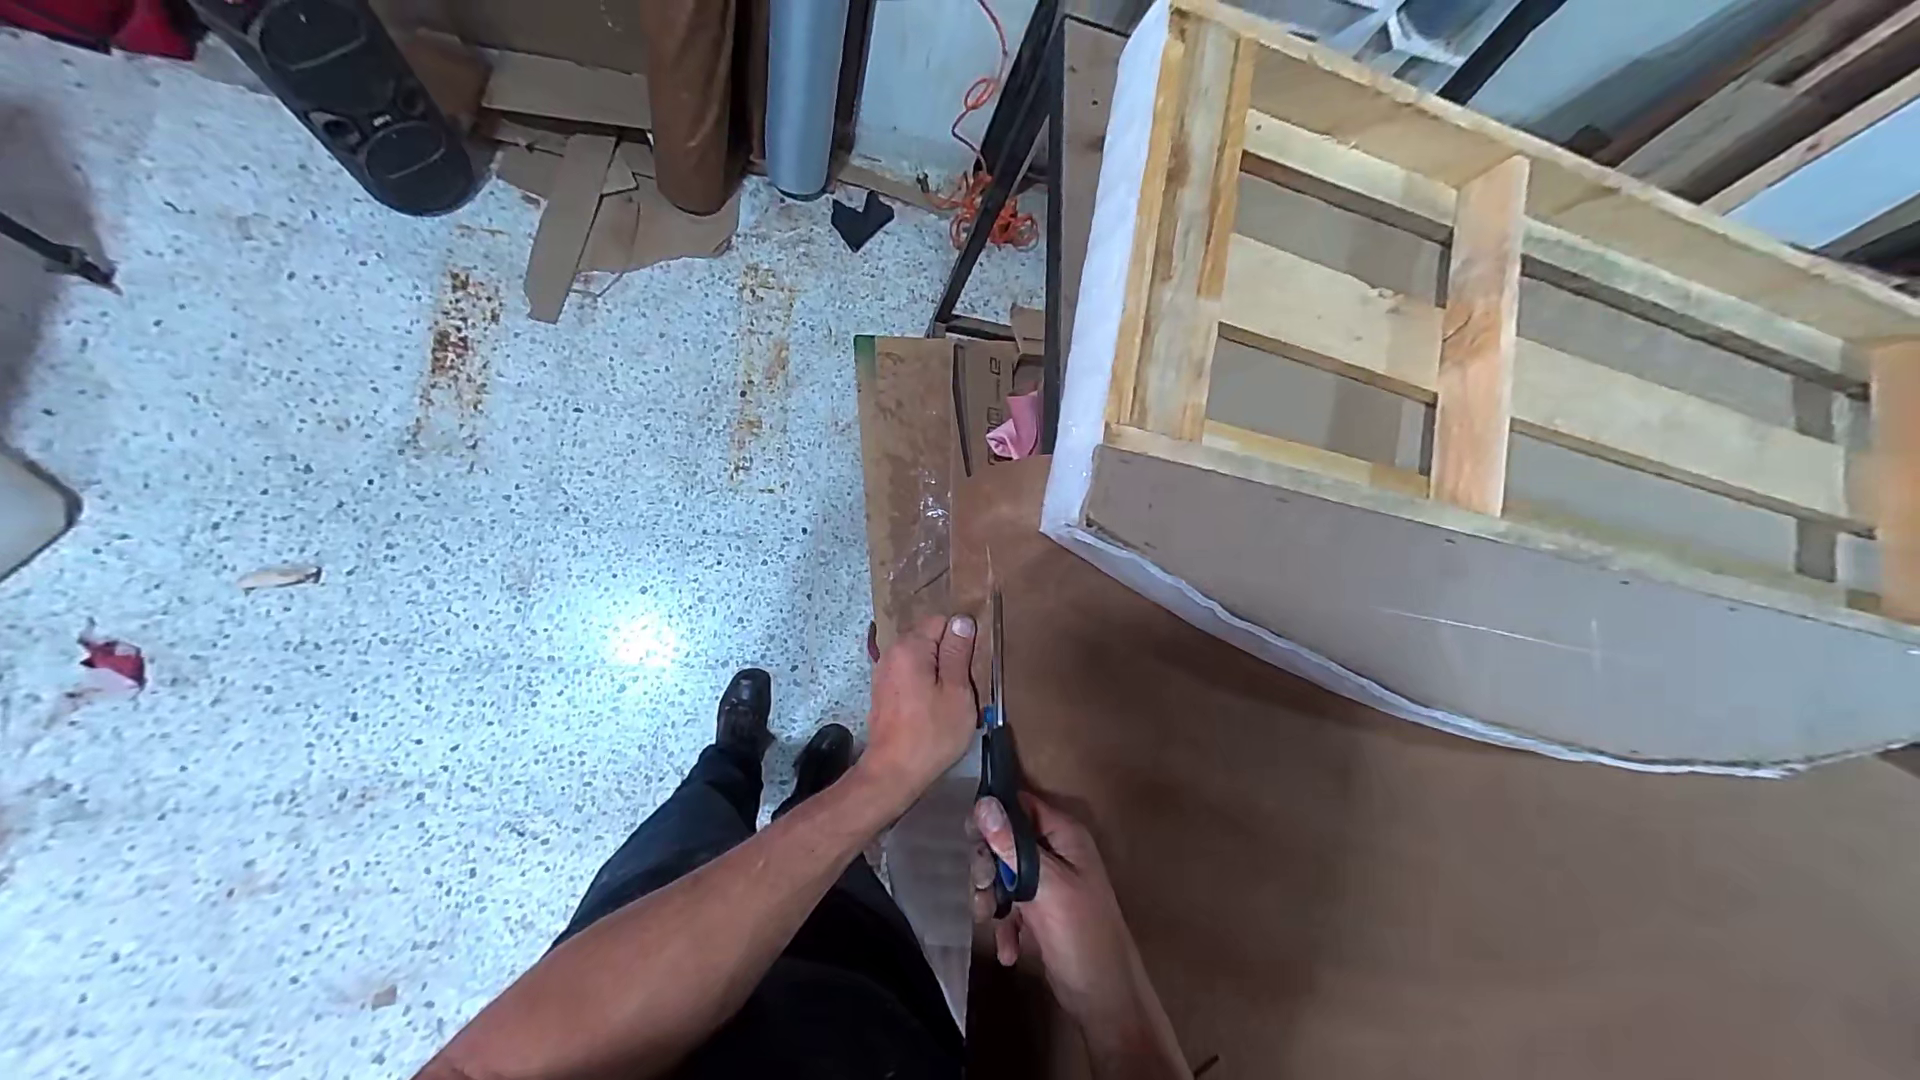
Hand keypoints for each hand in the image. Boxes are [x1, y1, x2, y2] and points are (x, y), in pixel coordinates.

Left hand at [856, 614, 979, 806]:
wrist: (893, 772)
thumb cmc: (931, 734)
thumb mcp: (957, 692)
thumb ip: (959, 653)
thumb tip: (962, 621)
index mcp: (910, 647)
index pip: (941, 621)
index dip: (962, 636)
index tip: (973, 662)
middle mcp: (892, 653)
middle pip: (929, 637)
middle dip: (949, 653)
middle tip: (965, 683)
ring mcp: (884, 672)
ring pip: (920, 657)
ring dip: (938, 670)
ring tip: (951, 696)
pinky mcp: (883, 691)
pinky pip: (909, 673)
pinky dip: (924, 682)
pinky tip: (933, 705)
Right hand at [970, 792, 1143, 1022]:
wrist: (1104, 1002)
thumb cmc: (1081, 934)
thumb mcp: (1046, 885)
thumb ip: (1013, 846)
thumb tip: (984, 804)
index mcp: (1064, 834)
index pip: (1020, 805)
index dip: (993, 817)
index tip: (972, 838)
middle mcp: (1055, 851)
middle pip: (1005, 840)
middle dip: (989, 866)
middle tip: (985, 889)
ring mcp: (1047, 882)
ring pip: (1002, 873)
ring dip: (992, 898)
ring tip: (992, 922)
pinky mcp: (1040, 910)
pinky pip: (1009, 903)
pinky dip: (1004, 923)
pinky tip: (1009, 949)